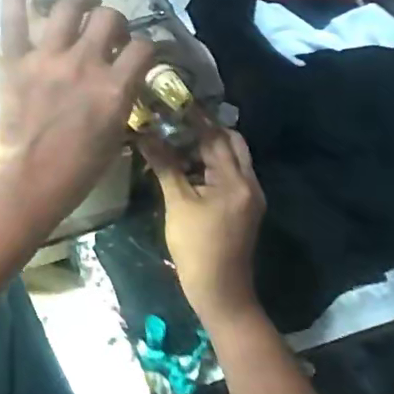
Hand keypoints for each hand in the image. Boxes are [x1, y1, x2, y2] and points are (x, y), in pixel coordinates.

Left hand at [0, 0, 154, 231]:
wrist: (23, 183)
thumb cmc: (73, 173)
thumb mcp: (113, 139)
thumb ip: (120, 104)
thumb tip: (123, 85)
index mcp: (114, 87)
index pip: (143, 48)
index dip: (148, 47)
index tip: (142, 51)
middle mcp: (84, 63)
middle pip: (110, 18)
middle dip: (114, 22)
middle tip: (107, 32)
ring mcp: (46, 57)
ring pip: (70, 6)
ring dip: (80, 0)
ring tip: (81, 4)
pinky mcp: (14, 60)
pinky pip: (13, 18)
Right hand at [141, 127, 265, 324]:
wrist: (220, 291)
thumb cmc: (197, 246)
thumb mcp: (178, 203)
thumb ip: (165, 165)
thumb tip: (145, 135)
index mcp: (235, 180)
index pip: (215, 137)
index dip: (193, 119)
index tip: (172, 102)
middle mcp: (249, 182)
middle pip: (230, 143)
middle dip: (205, 129)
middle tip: (174, 120)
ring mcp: (248, 196)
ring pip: (230, 158)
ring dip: (206, 146)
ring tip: (173, 138)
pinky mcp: (241, 207)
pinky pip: (227, 174)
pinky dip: (208, 164)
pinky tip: (183, 164)